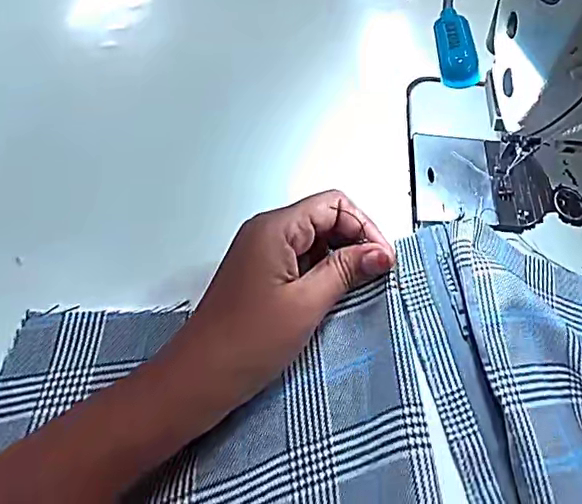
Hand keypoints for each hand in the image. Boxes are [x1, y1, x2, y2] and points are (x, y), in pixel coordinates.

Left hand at [158, 191, 394, 408]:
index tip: (383, 258)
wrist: (198, 378)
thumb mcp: (306, 305)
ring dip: (339, 257)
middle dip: (354, 240)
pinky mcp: (259, 270)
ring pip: (313, 238)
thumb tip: (378, 252)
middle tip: (376, 273)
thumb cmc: (245, 342)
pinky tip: (332, 295)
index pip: (332, 203)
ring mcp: (260, 249)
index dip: (363, 226)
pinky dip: (320, 270)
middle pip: (323, 216)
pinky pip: (299, 257)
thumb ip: (345, 271)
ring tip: (357, 287)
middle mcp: (265, 230)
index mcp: (275, 227)